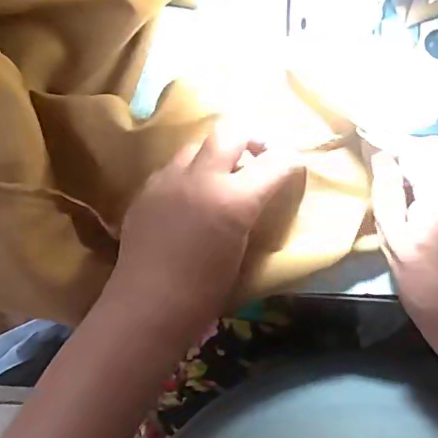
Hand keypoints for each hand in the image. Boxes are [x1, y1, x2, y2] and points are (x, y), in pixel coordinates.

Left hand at [108, 129, 301, 334]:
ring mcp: (168, 180)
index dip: (290, 161)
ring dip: (214, 155)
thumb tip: (255, 195)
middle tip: (257, 159)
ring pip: (196, 146)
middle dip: (251, 139)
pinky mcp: (145, 190)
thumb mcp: (241, 250)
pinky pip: (172, 169)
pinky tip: (187, 200)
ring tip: (219, 179)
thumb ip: (249, 212)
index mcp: (234, 199)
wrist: (148, 306)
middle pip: (231, 132)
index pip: (275, 161)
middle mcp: (200, 178)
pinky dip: (187, 175)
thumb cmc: (205, 292)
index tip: (292, 167)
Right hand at [371, 150, 437, 348]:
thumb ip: (385, 190)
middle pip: (435, 148)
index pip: (413, 149)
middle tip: (378, 161)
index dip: (386, 140)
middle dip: (405, 149)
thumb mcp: (393, 238)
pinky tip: (417, 194)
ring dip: (421, 161)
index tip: (364, 134)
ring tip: (395, 179)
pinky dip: (435, 175)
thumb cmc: (426, 284)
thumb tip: (376, 152)